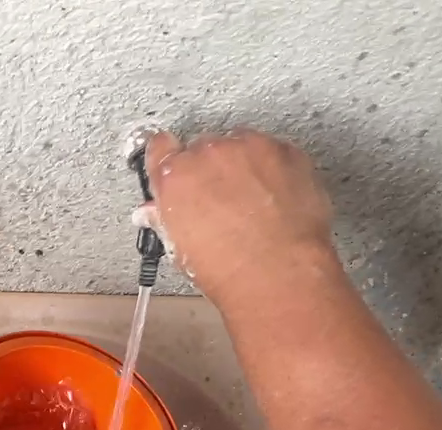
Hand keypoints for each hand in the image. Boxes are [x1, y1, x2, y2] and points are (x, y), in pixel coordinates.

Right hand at [141, 129, 337, 305]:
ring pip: (237, 148)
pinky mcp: (283, 150)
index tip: (170, 167)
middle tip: (215, 204)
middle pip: (201, 150)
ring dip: (239, 169)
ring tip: (247, 206)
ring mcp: (247, 148)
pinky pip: (271, 152)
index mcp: (175, 177)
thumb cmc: (229, 268)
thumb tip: (157, 214)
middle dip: (207, 172)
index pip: (159, 148)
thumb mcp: (181, 250)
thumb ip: (165, 220)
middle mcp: (209, 154)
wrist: (279, 270)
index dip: (164, 158)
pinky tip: (270, 201)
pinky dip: (269, 171)